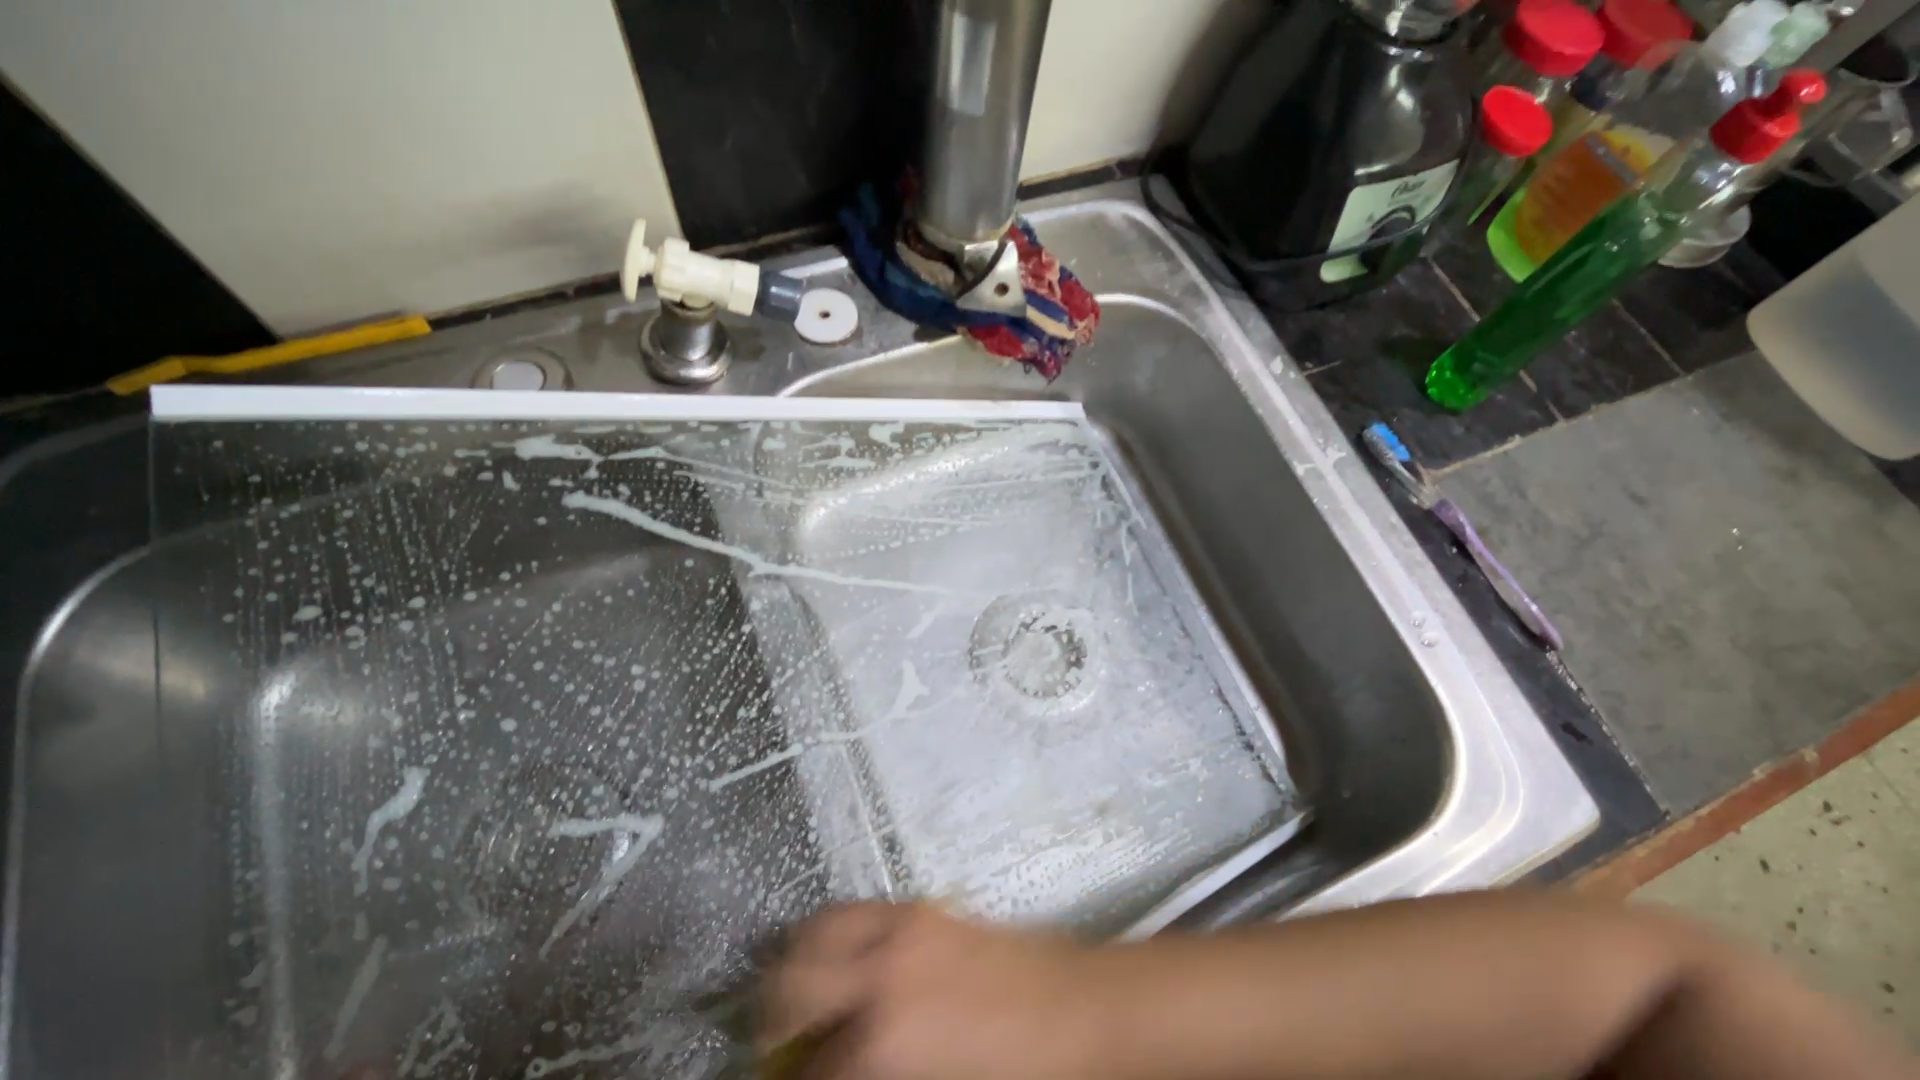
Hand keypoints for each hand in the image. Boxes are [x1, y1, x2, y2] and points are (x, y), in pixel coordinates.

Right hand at [757, 902, 1111, 1079]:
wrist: (1084, 1010)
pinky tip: (833, 953)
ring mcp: (898, 933)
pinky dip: (826, 931)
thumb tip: (835, 1069)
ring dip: (791, 964)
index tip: (789, 1077)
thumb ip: (872, 1071)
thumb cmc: (1021, 1072)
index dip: (794, 1077)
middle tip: (773, 1042)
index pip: (810, 1069)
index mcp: (884, 1043)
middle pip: (790, 989)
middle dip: (769, 1019)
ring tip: (790, 989)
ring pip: (813, 935)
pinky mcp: (919, 908)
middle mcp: (878, 978)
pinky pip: (852, 911)